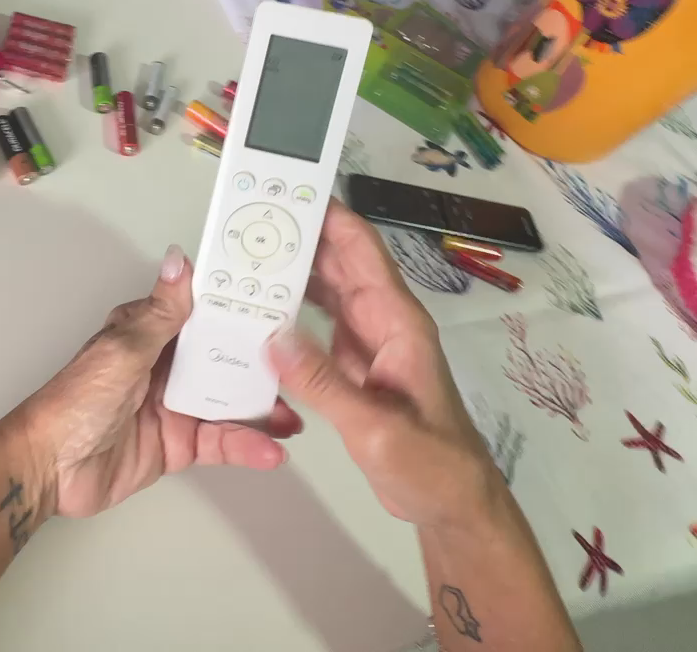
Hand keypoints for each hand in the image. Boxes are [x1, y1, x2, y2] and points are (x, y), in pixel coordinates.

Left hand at [10, 245, 302, 519]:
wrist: (51, 467)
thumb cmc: (76, 399)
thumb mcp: (124, 350)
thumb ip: (160, 312)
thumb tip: (178, 261)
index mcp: (149, 332)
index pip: (199, 313)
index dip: (234, 308)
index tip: (274, 304)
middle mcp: (164, 364)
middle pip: (221, 357)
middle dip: (258, 362)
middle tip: (299, 365)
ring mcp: (173, 405)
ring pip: (227, 400)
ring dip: (260, 407)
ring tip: (294, 415)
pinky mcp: (178, 443)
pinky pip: (219, 441)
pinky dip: (245, 445)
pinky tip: (270, 449)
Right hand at [268, 201, 499, 529]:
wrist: (452, 505)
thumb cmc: (430, 463)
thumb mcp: (376, 427)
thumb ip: (323, 382)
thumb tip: (270, 337)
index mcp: (396, 320)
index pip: (362, 252)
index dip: (331, 216)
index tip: (290, 190)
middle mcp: (380, 318)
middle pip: (338, 261)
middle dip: (299, 233)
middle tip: (249, 214)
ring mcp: (365, 338)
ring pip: (325, 286)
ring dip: (291, 267)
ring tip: (245, 248)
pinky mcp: (350, 360)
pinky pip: (315, 318)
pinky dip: (289, 304)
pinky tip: (259, 301)